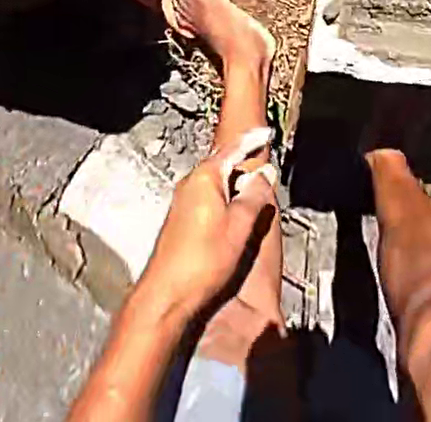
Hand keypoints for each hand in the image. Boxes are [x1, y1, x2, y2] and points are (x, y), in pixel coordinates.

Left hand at [133, 128, 278, 322]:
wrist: (165, 296)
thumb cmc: (201, 262)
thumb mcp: (239, 226)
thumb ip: (255, 196)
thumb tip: (265, 174)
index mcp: (205, 177)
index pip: (233, 148)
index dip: (252, 140)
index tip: (265, 133)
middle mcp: (191, 183)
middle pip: (224, 162)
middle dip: (245, 162)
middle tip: (265, 164)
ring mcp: (184, 201)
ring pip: (216, 182)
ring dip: (236, 183)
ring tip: (255, 192)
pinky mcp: (182, 218)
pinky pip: (209, 197)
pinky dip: (226, 198)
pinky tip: (236, 213)